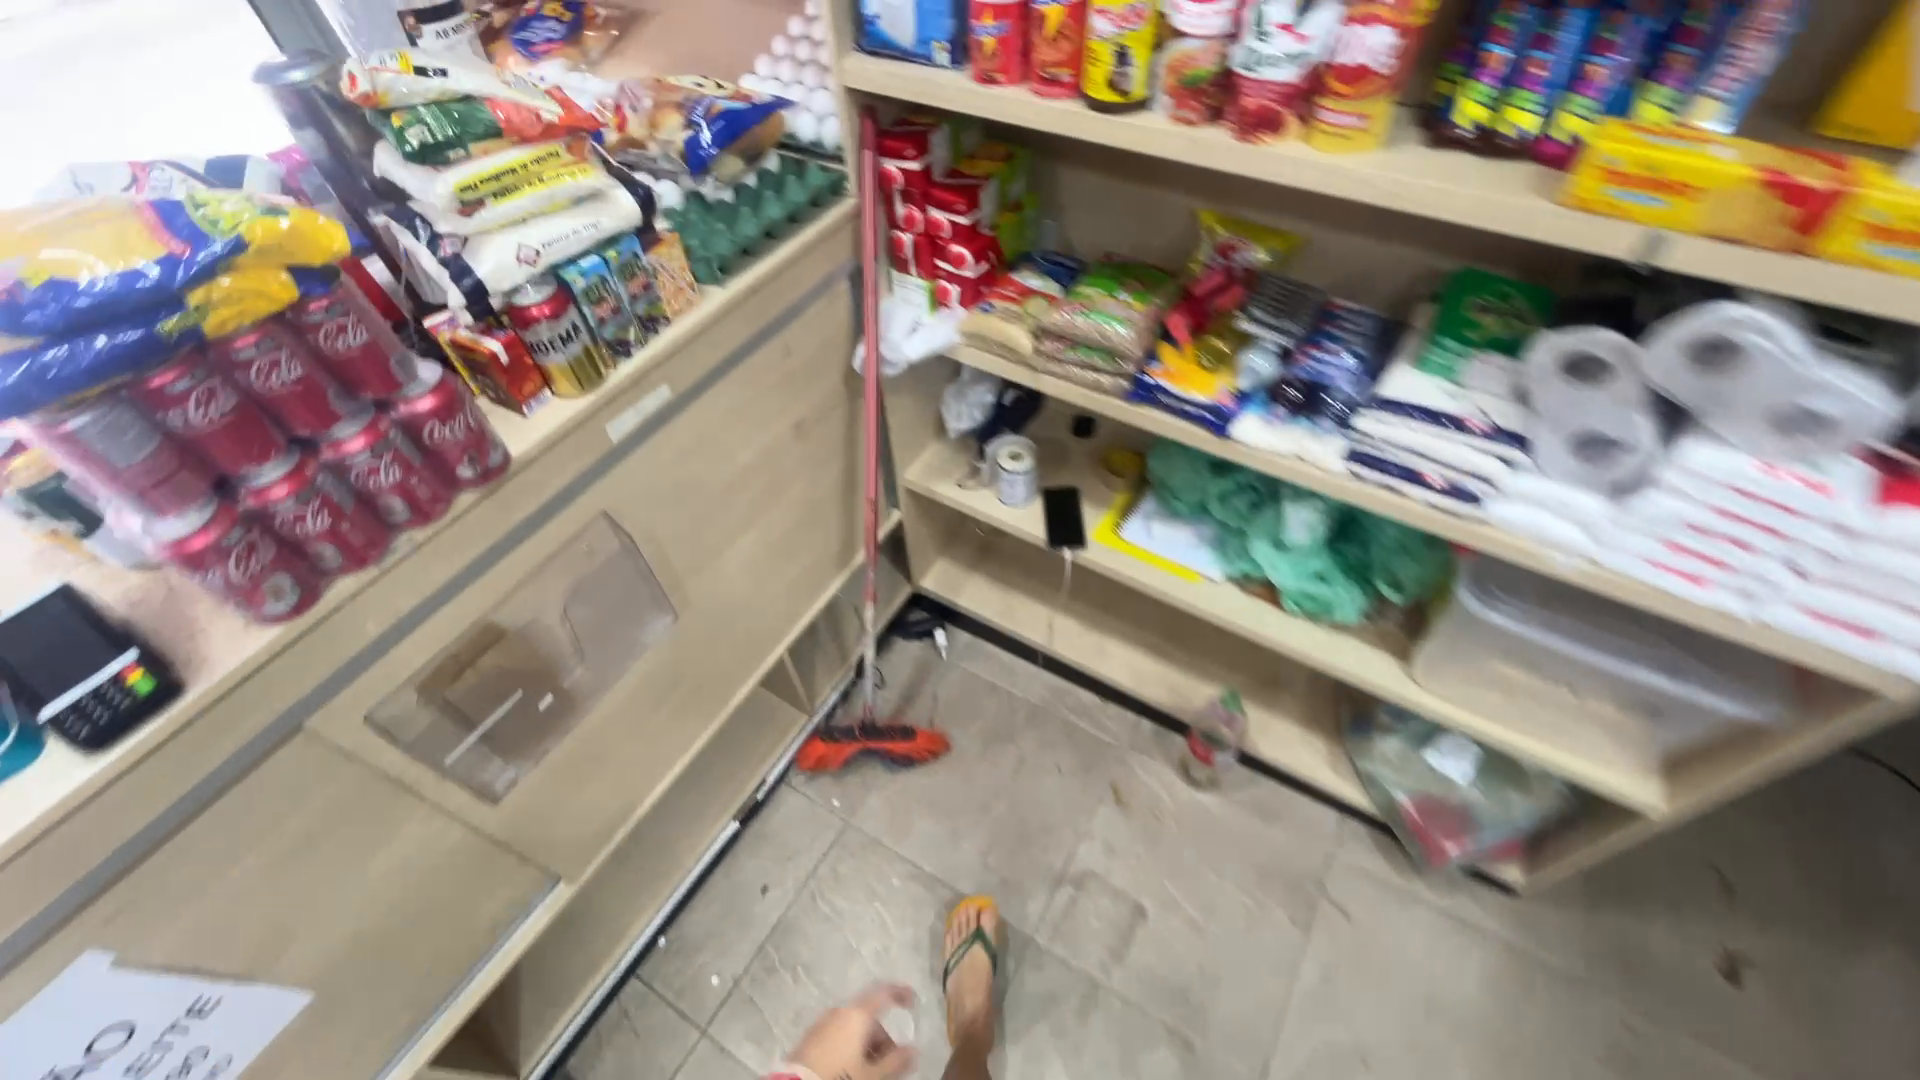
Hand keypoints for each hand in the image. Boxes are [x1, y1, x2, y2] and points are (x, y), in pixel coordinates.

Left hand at [783, 982, 917, 1079]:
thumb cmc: (840, 1077)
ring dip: (866, 1047)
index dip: (901, 993)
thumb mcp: (872, 1075)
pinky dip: (849, 1049)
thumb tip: (914, 1050)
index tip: (913, 1002)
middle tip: (889, 1065)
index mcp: (856, 1014)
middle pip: (869, 1017)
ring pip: (852, 1029)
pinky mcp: (809, 1040)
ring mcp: (821, 1024)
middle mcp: (838, 1012)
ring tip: (870, 1072)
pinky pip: (837, 1037)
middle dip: (882, 1039)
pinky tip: (850, 1070)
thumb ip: (896, 1061)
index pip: (883, 992)